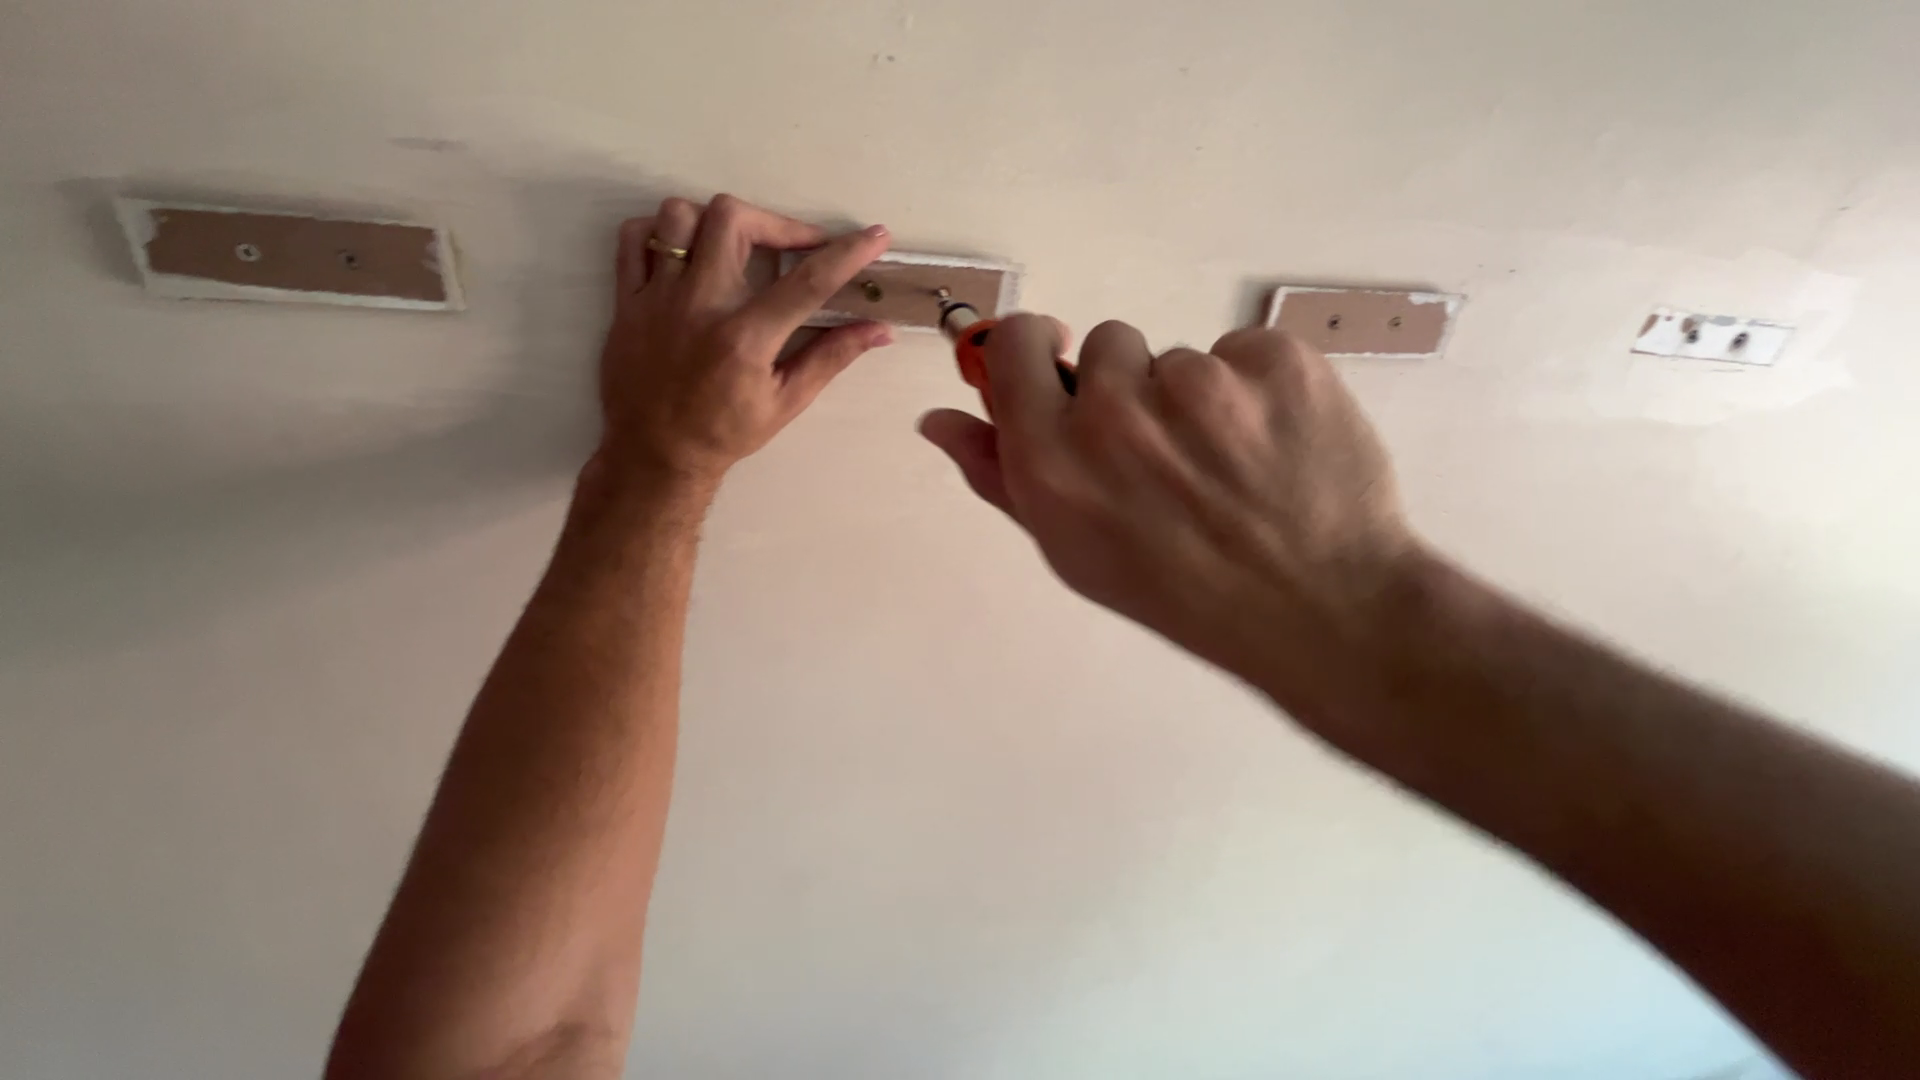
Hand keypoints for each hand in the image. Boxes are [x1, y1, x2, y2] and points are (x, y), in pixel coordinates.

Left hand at [590, 195, 893, 494]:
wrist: (654, 454)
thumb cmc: (726, 432)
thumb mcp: (786, 401)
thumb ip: (831, 357)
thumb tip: (880, 330)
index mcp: (745, 338)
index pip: (807, 281)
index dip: (848, 253)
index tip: (875, 236)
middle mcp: (699, 306)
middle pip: (732, 219)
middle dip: (774, 223)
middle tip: (793, 248)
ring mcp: (656, 297)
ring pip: (679, 217)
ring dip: (715, 222)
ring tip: (737, 247)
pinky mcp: (627, 299)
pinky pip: (634, 237)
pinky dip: (662, 231)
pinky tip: (687, 253)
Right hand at [918, 317, 1419, 711]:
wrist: (1316, 609)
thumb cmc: (1175, 589)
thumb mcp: (1070, 549)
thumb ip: (997, 476)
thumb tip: (936, 418)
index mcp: (1054, 462)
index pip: (1020, 346)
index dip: (1042, 349)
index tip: (1067, 369)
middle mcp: (1116, 414)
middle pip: (1109, 345)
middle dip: (1131, 387)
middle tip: (1169, 454)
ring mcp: (1202, 384)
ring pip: (1181, 358)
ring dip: (1197, 398)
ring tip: (1230, 464)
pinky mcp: (1277, 363)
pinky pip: (1247, 353)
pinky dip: (1258, 391)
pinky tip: (1275, 447)